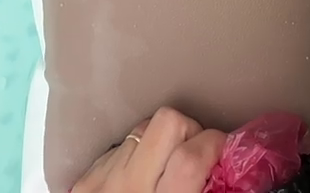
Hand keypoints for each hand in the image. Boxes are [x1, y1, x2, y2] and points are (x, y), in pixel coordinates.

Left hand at [70, 107, 227, 192]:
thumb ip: (203, 187)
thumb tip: (226, 163)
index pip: (190, 157)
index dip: (215, 144)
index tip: (224, 149)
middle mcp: (126, 187)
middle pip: (167, 122)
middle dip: (189, 129)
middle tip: (196, 152)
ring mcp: (100, 179)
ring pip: (142, 128)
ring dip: (161, 140)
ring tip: (165, 167)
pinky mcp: (83, 178)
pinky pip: (118, 147)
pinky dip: (134, 156)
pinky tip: (138, 177)